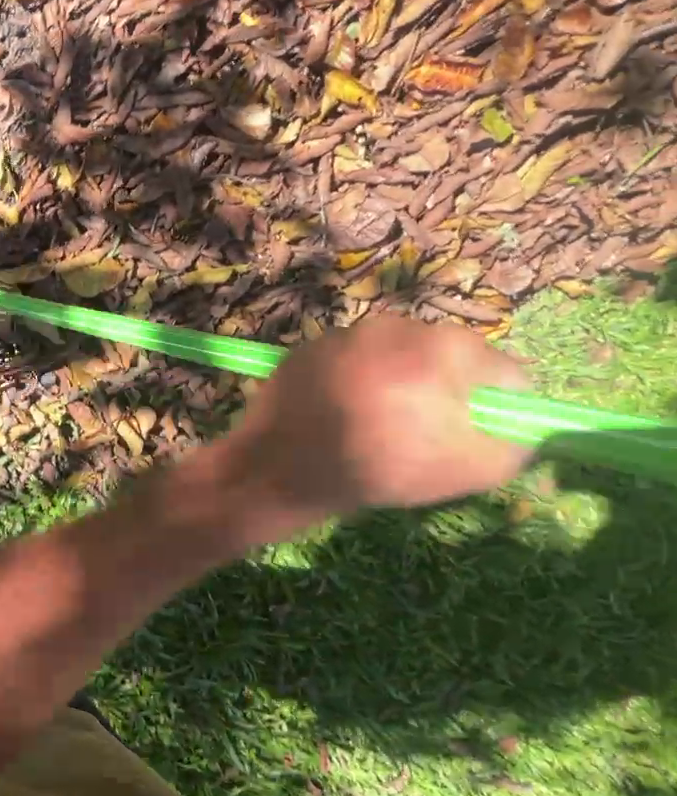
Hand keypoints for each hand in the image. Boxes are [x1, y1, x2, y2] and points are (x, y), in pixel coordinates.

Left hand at [222, 314, 533, 520]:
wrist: (275, 469)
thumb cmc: (378, 467)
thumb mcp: (475, 467)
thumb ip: (518, 439)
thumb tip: (519, 422)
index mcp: (445, 347)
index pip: (501, 373)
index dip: (492, 408)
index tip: (462, 433)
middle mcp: (394, 326)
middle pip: (446, 360)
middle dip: (440, 392)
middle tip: (412, 432)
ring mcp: (342, 334)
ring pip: (395, 359)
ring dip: (394, 384)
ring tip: (370, 423)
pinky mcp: (304, 349)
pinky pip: (350, 362)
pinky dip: (352, 382)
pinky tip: (337, 413)